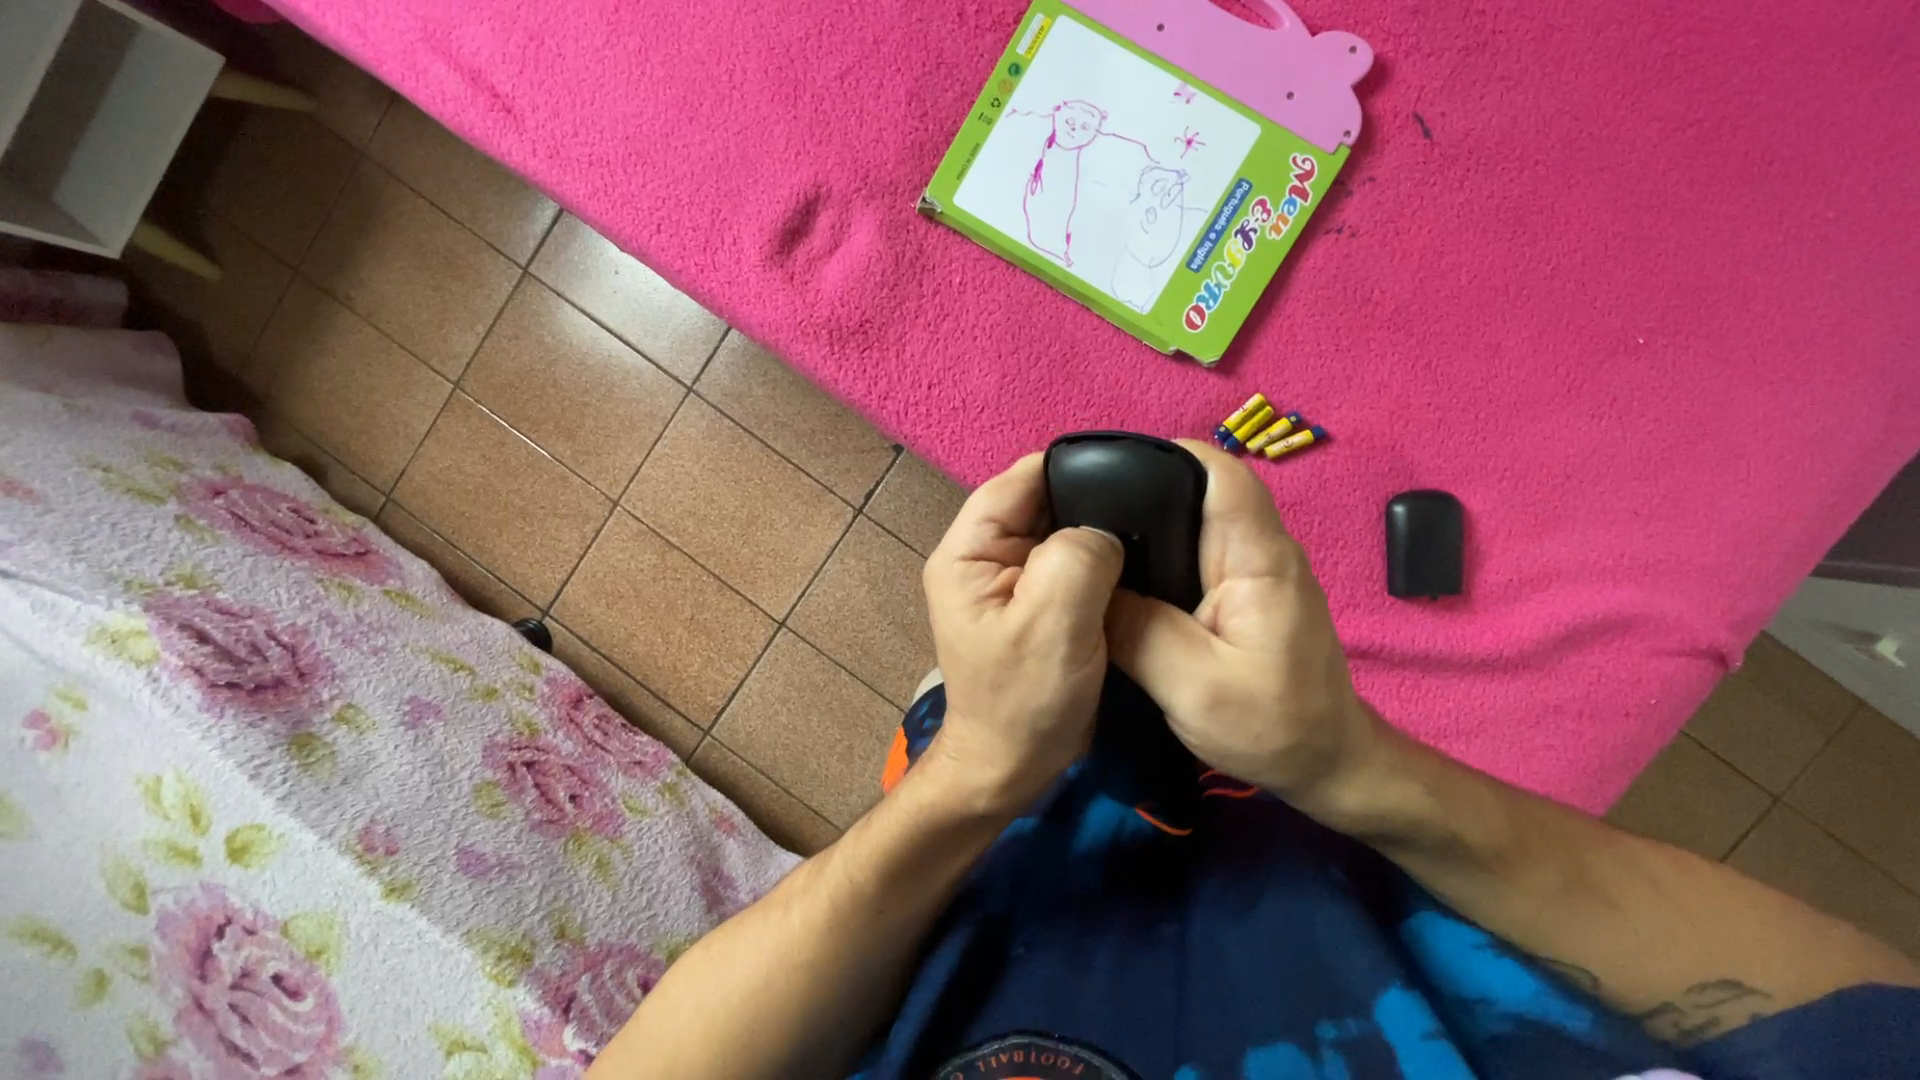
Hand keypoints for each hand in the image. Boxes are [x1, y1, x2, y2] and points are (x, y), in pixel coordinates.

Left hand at [920, 453, 1125, 815]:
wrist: (1014, 765)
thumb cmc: (1024, 700)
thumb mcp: (1052, 623)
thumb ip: (1078, 557)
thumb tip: (1105, 528)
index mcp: (967, 551)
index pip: (1019, 480)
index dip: (1072, 470)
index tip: (1132, 473)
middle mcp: (984, 555)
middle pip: (1041, 501)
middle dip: (1091, 499)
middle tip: (1153, 504)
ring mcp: (1010, 579)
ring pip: (1061, 530)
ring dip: (1100, 530)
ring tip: (1152, 528)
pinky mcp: (1036, 600)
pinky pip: (1072, 562)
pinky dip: (1101, 559)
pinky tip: (1137, 561)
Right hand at [1105, 440, 1376, 803]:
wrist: (1326, 765)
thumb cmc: (1270, 725)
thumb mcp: (1191, 684)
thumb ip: (1135, 628)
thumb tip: (1084, 583)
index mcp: (1256, 557)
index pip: (1218, 471)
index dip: (1164, 454)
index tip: (1102, 467)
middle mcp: (1258, 549)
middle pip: (1200, 487)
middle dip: (1140, 486)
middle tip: (1074, 509)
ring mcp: (1252, 570)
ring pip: (1194, 520)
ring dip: (1145, 521)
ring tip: (1085, 537)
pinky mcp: (1242, 592)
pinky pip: (1193, 552)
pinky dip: (1156, 553)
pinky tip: (1119, 574)